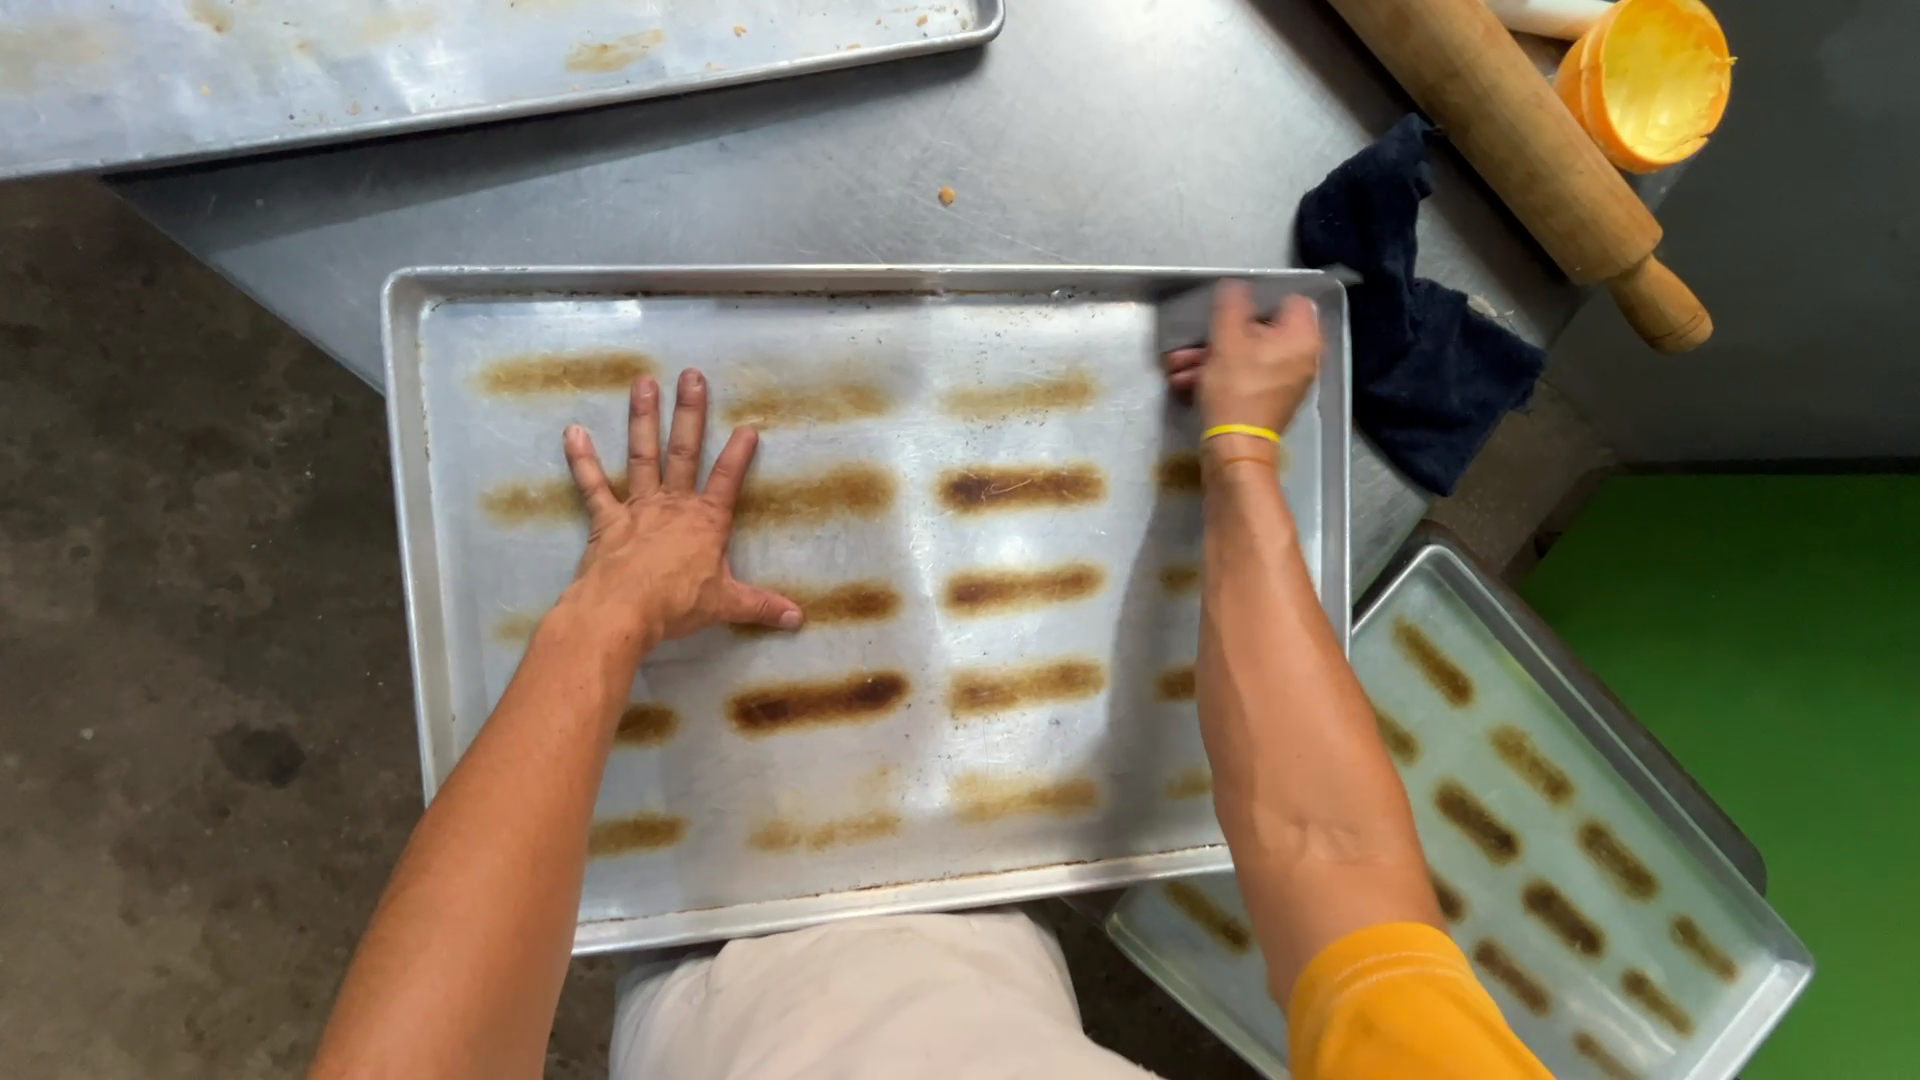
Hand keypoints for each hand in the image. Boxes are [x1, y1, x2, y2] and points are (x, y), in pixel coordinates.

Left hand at [557, 368, 801, 645]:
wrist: (622, 612)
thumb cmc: (678, 604)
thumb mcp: (727, 605)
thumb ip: (761, 606)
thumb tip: (798, 619)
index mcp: (706, 521)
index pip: (728, 478)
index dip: (740, 453)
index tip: (748, 426)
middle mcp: (674, 504)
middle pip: (684, 450)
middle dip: (690, 412)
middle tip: (691, 376)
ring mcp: (638, 507)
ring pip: (642, 455)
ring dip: (643, 418)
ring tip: (643, 383)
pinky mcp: (606, 520)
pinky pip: (592, 486)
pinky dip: (581, 460)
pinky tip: (573, 431)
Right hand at [1165, 280, 1321, 447]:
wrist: (1235, 448)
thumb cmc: (1234, 389)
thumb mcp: (1226, 341)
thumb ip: (1231, 306)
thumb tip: (1235, 285)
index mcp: (1301, 337)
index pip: (1288, 301)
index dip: (1256, 303)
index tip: (1228, 314)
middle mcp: (1302, 357)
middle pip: (1260, 333)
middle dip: (1218, 339)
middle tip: (1190, 347)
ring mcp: (1287, 382)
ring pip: (1246, 358)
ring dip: (1209, 360)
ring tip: (1177, 370)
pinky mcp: (1269, 402)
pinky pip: (1245, 379)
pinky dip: (1219, 378)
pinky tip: (1186, 386)